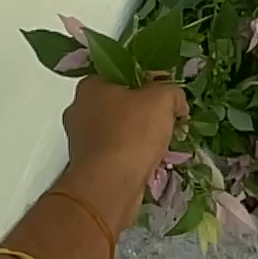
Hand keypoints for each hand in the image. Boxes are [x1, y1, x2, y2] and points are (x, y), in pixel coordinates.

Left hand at [55, 77, 187, 233]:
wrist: (109, 186)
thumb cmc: (131, 134)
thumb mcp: (162, 100)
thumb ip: (172, 92)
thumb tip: (178, 102)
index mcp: (90, 85)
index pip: (123, 72)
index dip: (150, 79)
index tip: (169, 92)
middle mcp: (79, 109)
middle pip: (120, 102)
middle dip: (145, 110)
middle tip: (169, 118)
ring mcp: (80, 139)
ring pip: (118, 129)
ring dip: (140, 135)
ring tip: (164, 143)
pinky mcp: (87, 165)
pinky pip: (115, 152)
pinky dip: (132, 155)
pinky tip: (150, 162)